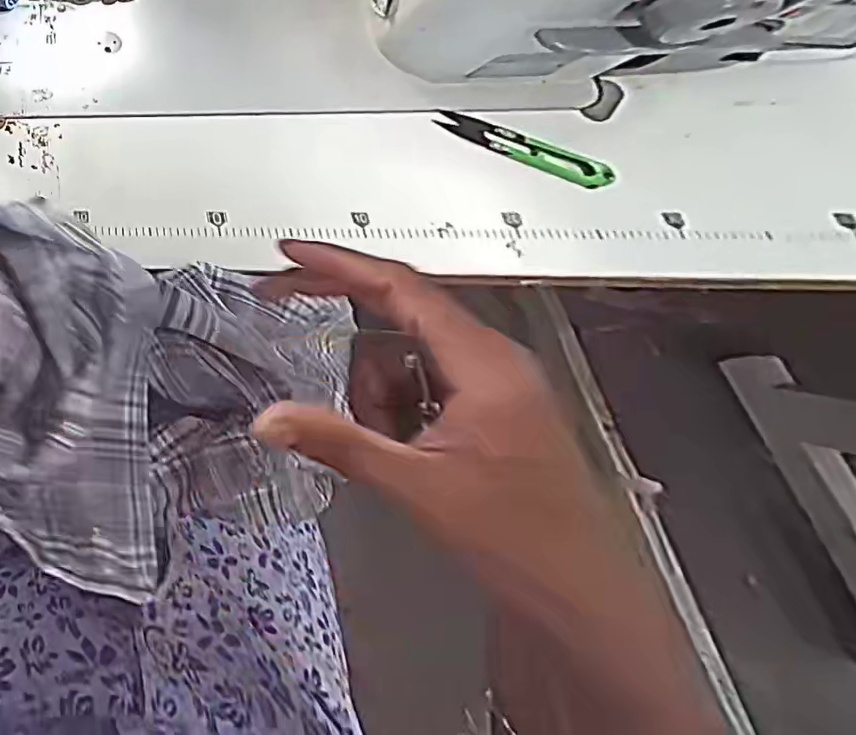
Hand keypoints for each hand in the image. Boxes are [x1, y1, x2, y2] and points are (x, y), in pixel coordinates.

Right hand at [252, 241, 723, 734]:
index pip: (399, 287)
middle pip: (396, 308)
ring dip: (372, 386)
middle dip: (338, 309)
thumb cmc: (521, 541)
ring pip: (399, 353)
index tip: (291, 251)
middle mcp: (489, 357)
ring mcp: (488, 379)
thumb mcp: (415, 485)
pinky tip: (402, 446)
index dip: (338, 263)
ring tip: (385, 441)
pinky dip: (391, 402)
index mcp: (484, 362)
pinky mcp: (483, 402)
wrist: (587, 603)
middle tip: (281, 297)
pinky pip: (415, 379)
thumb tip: (269, 419)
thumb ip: (335, 442)